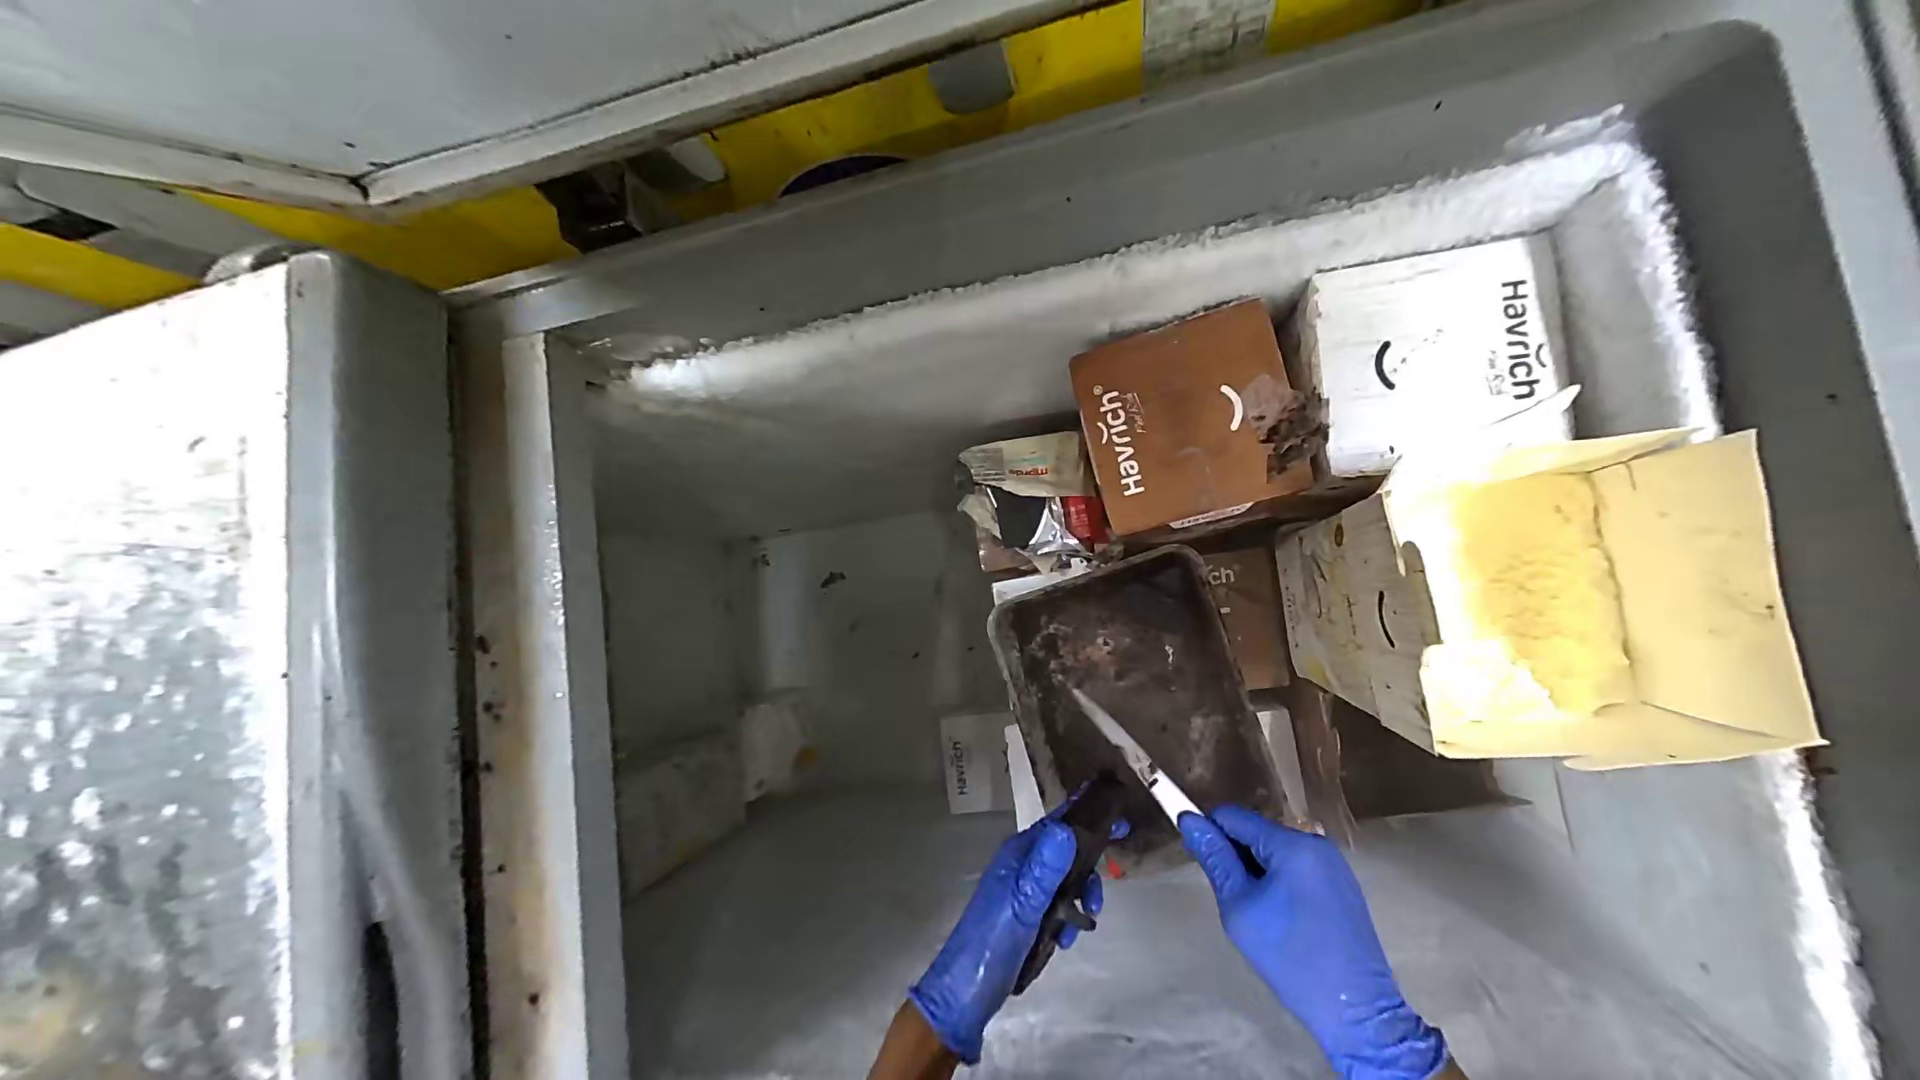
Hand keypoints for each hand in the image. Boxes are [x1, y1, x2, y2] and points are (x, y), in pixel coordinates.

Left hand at [908, 805, 1118, 1063]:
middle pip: (1065, 851)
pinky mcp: (1025, 915)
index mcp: (1018, 854)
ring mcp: (1022, 890)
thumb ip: (1045, 867)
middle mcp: (1021, 865)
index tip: (1119, 822)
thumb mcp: (1023, 903)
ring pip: (1065, 880)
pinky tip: (1067, 938)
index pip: (1056, 823)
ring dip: (1080, 897)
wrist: (966, 993)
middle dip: (1088, 868)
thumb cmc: (992, 942)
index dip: (1085, 818)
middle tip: (1100, 893)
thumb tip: (1068, 828)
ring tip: (1086, 921)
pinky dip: (1068, 917)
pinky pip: (1057, 905)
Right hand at [1179, 806, 1449, 1079]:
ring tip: (1258, 912)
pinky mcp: (1342, 884)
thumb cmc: (1290, 958)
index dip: (1209, 831)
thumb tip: (1188, 819)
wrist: (1358, 1014)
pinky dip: (1278, 881)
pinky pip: (1296, 866)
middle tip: (1233, 897)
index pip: (1233, 816)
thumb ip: (1214, 858)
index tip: (1199, 860)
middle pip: (1255, 831)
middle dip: (1236, 856)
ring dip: (1256, 870)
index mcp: (1292, 844)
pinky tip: (1281, 918)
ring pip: (1274, 850)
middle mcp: (1316, 843)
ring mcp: (1333, 864)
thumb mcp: (1239, 907)